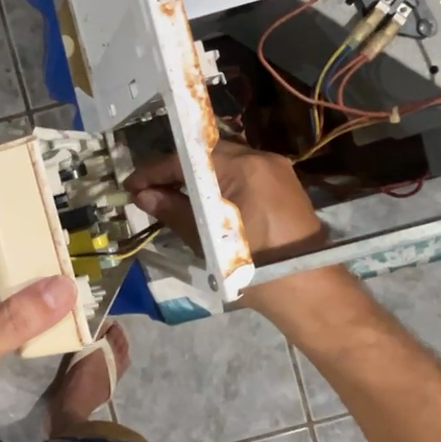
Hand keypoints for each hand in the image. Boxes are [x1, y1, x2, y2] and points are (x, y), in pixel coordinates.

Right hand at [126, 141, 358, 320]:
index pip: (187, 158)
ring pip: (223, 161)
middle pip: (206, 153)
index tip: (131, 186)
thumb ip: (174, 212)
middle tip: (148, 191)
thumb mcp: (209, 241)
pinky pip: (241, 172)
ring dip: (195, 175)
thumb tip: (144, 196)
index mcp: (242, 168)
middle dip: (173, 169)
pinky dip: (217, 181)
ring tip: (170, 196)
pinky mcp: (282, 182)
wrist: (309, 288)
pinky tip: (202, 200)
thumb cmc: (256, 267)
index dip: (154, 171)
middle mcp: (260, 157)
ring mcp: (275, 168)